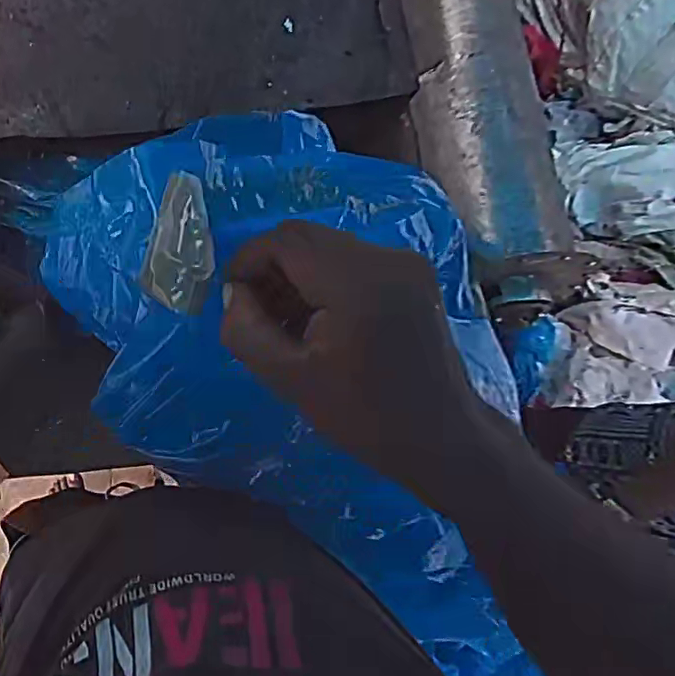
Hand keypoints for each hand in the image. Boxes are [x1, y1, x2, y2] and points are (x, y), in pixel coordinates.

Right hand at [219, 221, 514, 494]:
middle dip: (270, 269)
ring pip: (326, 248)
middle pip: (305, 238)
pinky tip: (318, 322)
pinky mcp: (412, 274)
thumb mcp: (287, 379)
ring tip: (285, 324)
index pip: (283, 241)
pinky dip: (323, 282)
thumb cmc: (363, 416)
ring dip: (296, 277)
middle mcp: (384, 256)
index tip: (233, 299)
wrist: (441, 437)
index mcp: (356, 280)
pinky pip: (351, 261)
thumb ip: (245, 329)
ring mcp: (404, 262)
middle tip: (255, 314)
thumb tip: (234, 292)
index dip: (247, 261)